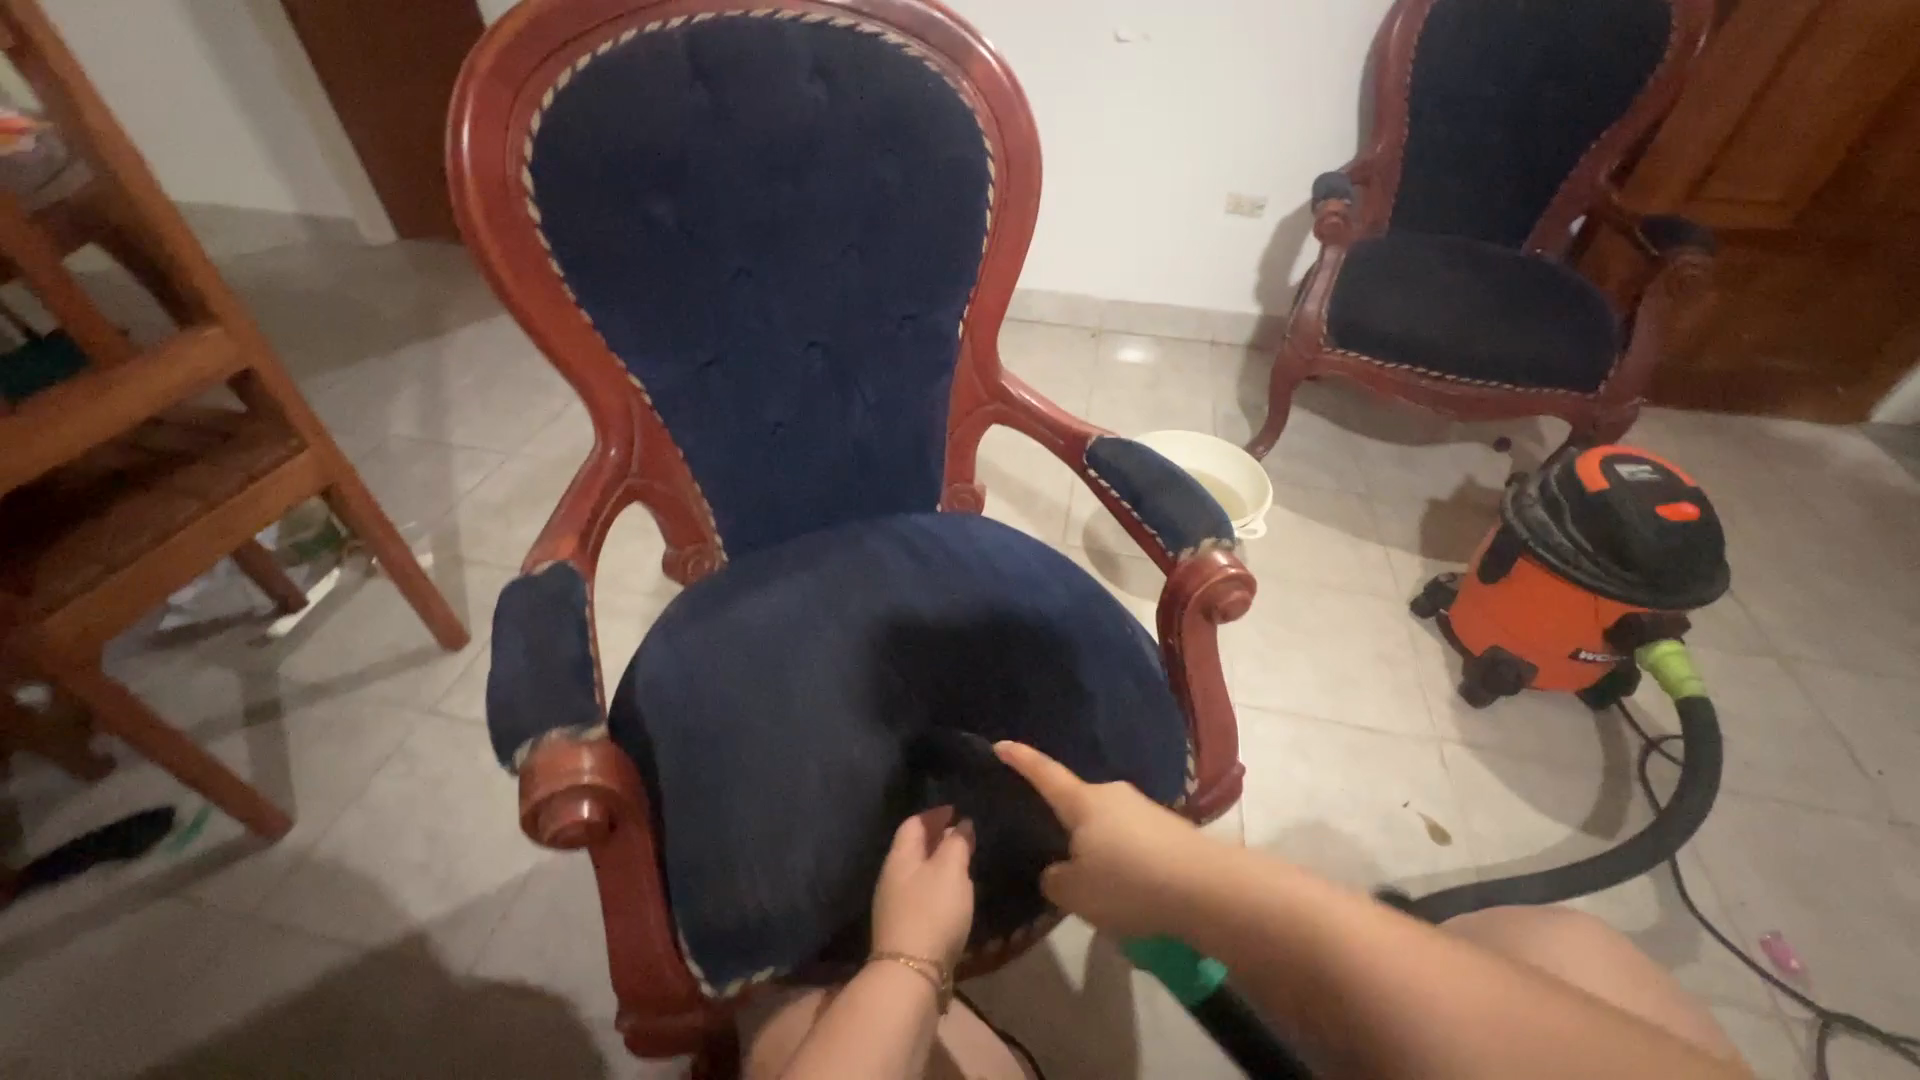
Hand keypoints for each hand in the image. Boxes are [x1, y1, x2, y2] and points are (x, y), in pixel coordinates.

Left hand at [871, 807, 975, 964]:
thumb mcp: (951, 871)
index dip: (934, 814)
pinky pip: (920, 892)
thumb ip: (956, 843)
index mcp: (900, 857)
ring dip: (937, 862)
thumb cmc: (932, 911)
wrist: (911, 973)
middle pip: (913, 847)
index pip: (913, 824)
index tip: (955, 810)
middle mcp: (892, 876)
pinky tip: (952, 894)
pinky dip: (937, 883)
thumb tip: (960, 824)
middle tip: (962, 833)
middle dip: (936, 837)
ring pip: (917, 871)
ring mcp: (894, 904)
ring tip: (961, 861)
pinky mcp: (903, 927)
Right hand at [994, 741, 1207, 938]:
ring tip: (1104, 893)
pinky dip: (1128, 864)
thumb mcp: (1075, 893)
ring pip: (1108, 828)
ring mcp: (1145, 809)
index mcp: (1082, 802)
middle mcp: (1112, 795)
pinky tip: (1135, 894)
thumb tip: (1059, 871)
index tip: (1000, 744)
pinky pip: (1134, 843)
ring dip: (1102, 853)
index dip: (1021, 760)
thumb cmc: (1129, 883)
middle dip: (1068, 830)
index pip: (1044, 774)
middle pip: (1079, 807)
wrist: (1206, 889)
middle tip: (1063, 864)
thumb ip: (1055, 879)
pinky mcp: (1170, 830)